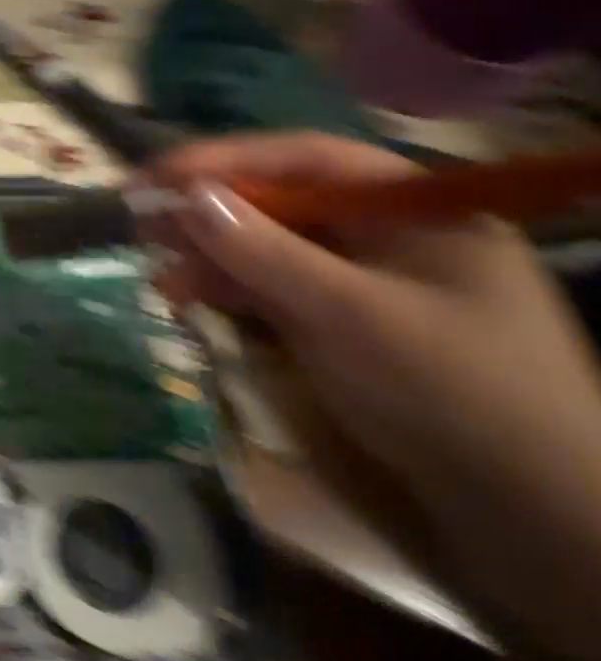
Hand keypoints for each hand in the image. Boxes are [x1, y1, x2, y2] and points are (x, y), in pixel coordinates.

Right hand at [151, 132, 600, 483]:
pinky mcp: (343, 326)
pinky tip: (186, 300)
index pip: (308, 160)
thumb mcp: (348, 314)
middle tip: (141, 226)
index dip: (226, 161)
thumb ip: (264, 253)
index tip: (155, 178)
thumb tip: (186, 197)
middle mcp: (389, 235)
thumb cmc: (446, 388)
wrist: (518, 500)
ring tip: (156, 276)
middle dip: (210, 214)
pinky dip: (228, 293)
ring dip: (210, 258)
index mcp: (416, 209)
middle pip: (283, 203)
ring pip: (270, 250)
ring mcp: (365, 283)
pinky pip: (274, 292)